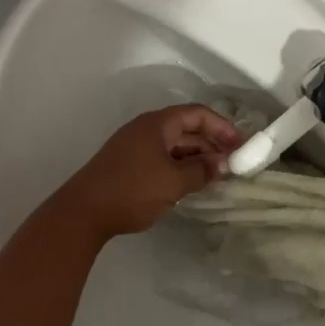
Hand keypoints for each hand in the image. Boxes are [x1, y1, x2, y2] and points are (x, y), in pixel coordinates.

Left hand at [49, 105, 240, 241]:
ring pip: (174, 145)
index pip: (197, 114)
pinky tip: (191, 183)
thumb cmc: (132, 190)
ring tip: (217, 175)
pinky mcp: (128, 164)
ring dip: (196, 157)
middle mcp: (146, 129)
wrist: (83, 211)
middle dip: (211, 143)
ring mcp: (135, 146)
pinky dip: (180, 166)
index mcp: (157, 124)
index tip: (241, 145)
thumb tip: (224, 164)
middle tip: (234, 163)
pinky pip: (162, 157)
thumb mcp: (174, 182)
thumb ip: (202, 170)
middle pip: (186, 128)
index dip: (222, 127)